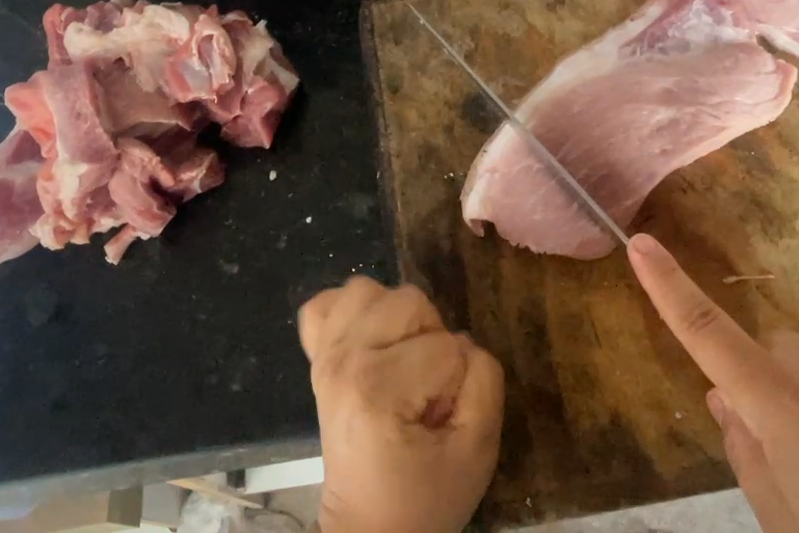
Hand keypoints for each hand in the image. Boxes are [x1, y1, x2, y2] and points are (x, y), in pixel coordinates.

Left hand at [298, 277, 503, 532]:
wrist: (370, 526)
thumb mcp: (478, 450)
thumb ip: (484, 384)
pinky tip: (368, 340)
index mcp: (378, 388)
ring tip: (402, 358)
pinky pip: (324, 303)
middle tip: (427, 387)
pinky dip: (348, 313)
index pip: (446, 345)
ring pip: (368, 290)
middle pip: (408, 302)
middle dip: (431, 340)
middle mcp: (343, 360)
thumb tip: (463, 342)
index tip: (443, 417)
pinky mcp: (315, 355)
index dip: (458, 378)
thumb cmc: (426, 496)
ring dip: (395, 318)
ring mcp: (324, 354)